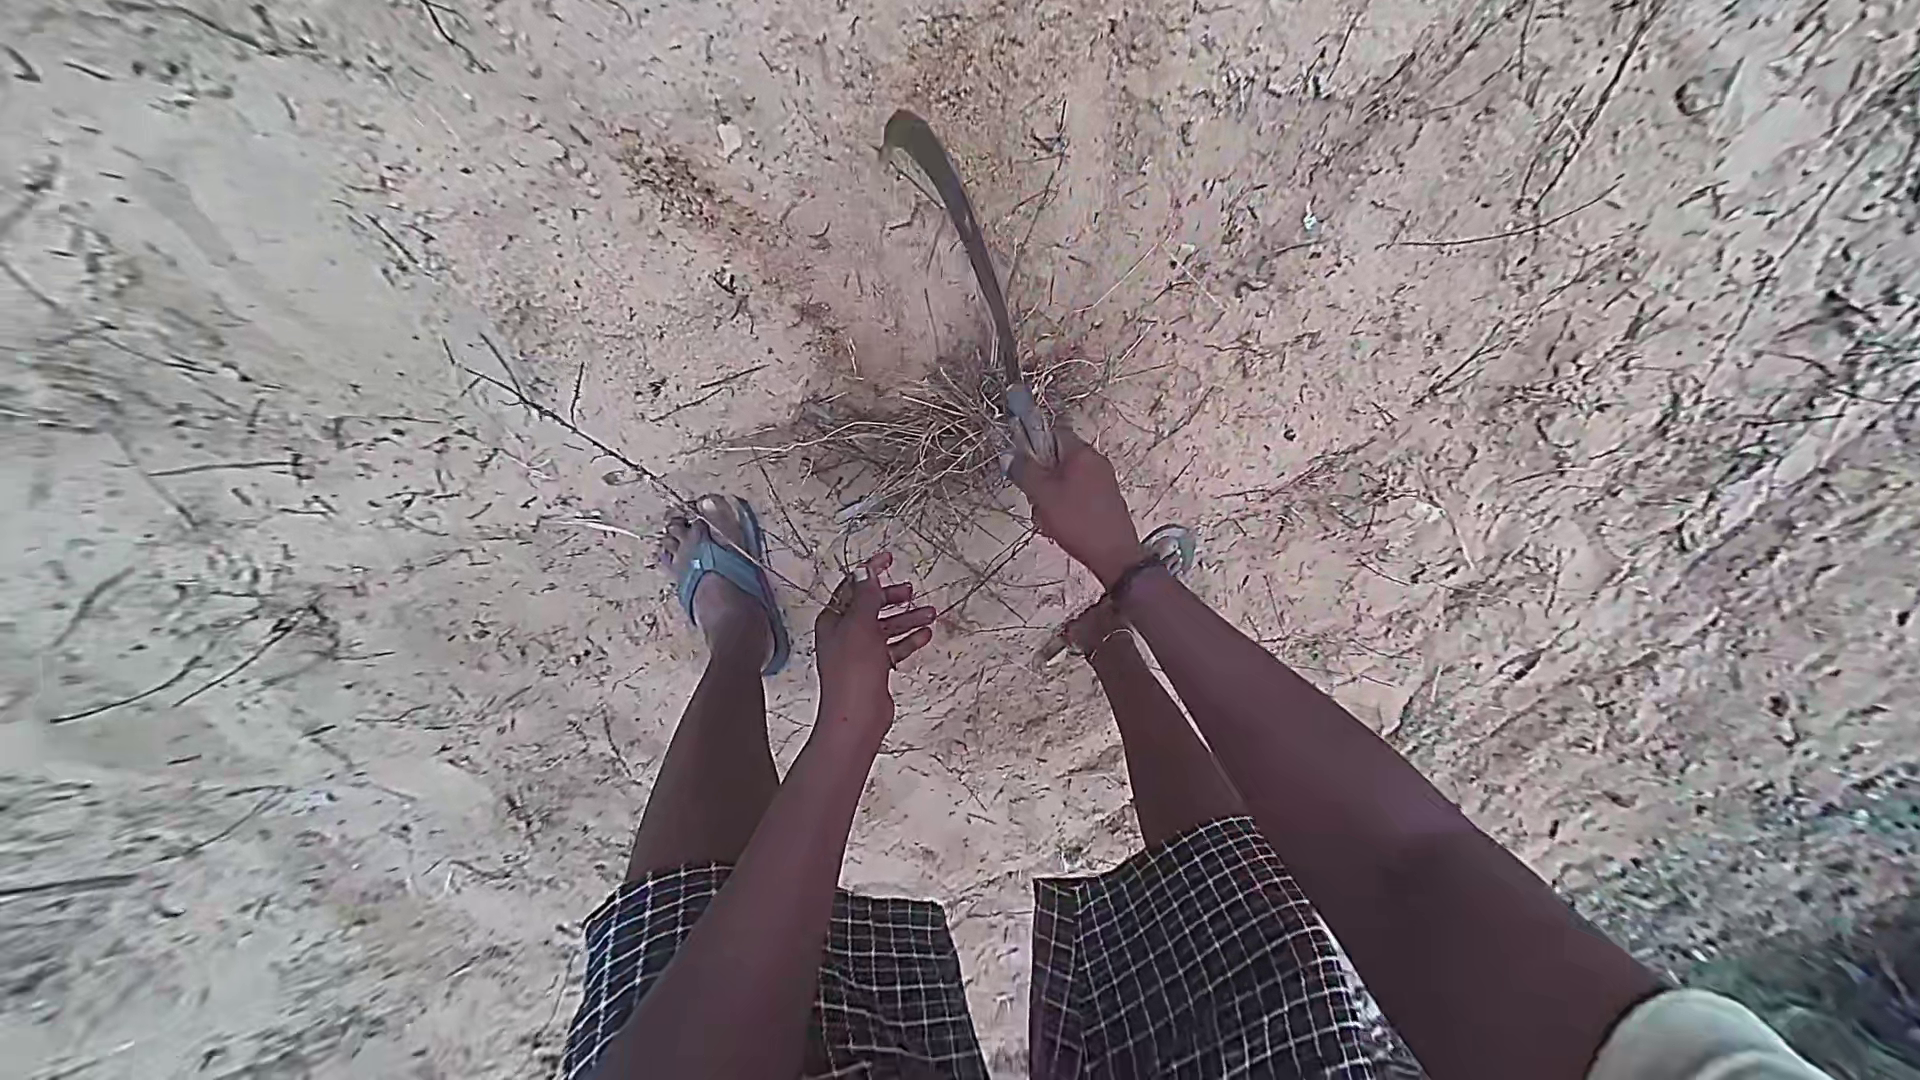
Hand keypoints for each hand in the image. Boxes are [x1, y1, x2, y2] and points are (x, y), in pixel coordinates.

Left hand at [813, 552, 934, 736]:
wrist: (857, 716)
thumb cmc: (853, 672)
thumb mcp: (860, 626)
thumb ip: (865, 597)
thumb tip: (865, 572)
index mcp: (834, 620)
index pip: (852, 587)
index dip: (870, 571)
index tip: (888, 558)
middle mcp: (845, 633)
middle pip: (870, 606)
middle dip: (891, 597)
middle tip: (910, 591)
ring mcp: (860, 651)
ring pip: (886, 626)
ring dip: (906, 618)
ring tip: (928, 613)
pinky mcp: (875, 668)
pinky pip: (894, 647)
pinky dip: (908, 639)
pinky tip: (924, 635)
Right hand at [1009, 427, 1141, 586]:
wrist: (1113, 554)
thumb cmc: (1078, 522)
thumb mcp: (1042, 494)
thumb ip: (1024, 470)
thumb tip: (1010, 456)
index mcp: (1082, 453)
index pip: (1052, 432)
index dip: (1033, 444)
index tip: (1022, 463)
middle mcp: (1096, 462)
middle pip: (1057, 458)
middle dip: (1041, 477)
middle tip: (1035, 497)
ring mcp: (1103, 481)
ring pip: (1064, 480)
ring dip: (1050, 496)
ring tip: (1047, 517)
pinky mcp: (1105, 499)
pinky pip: (1076, 494)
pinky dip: (1064, 506)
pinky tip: (1059, 525)